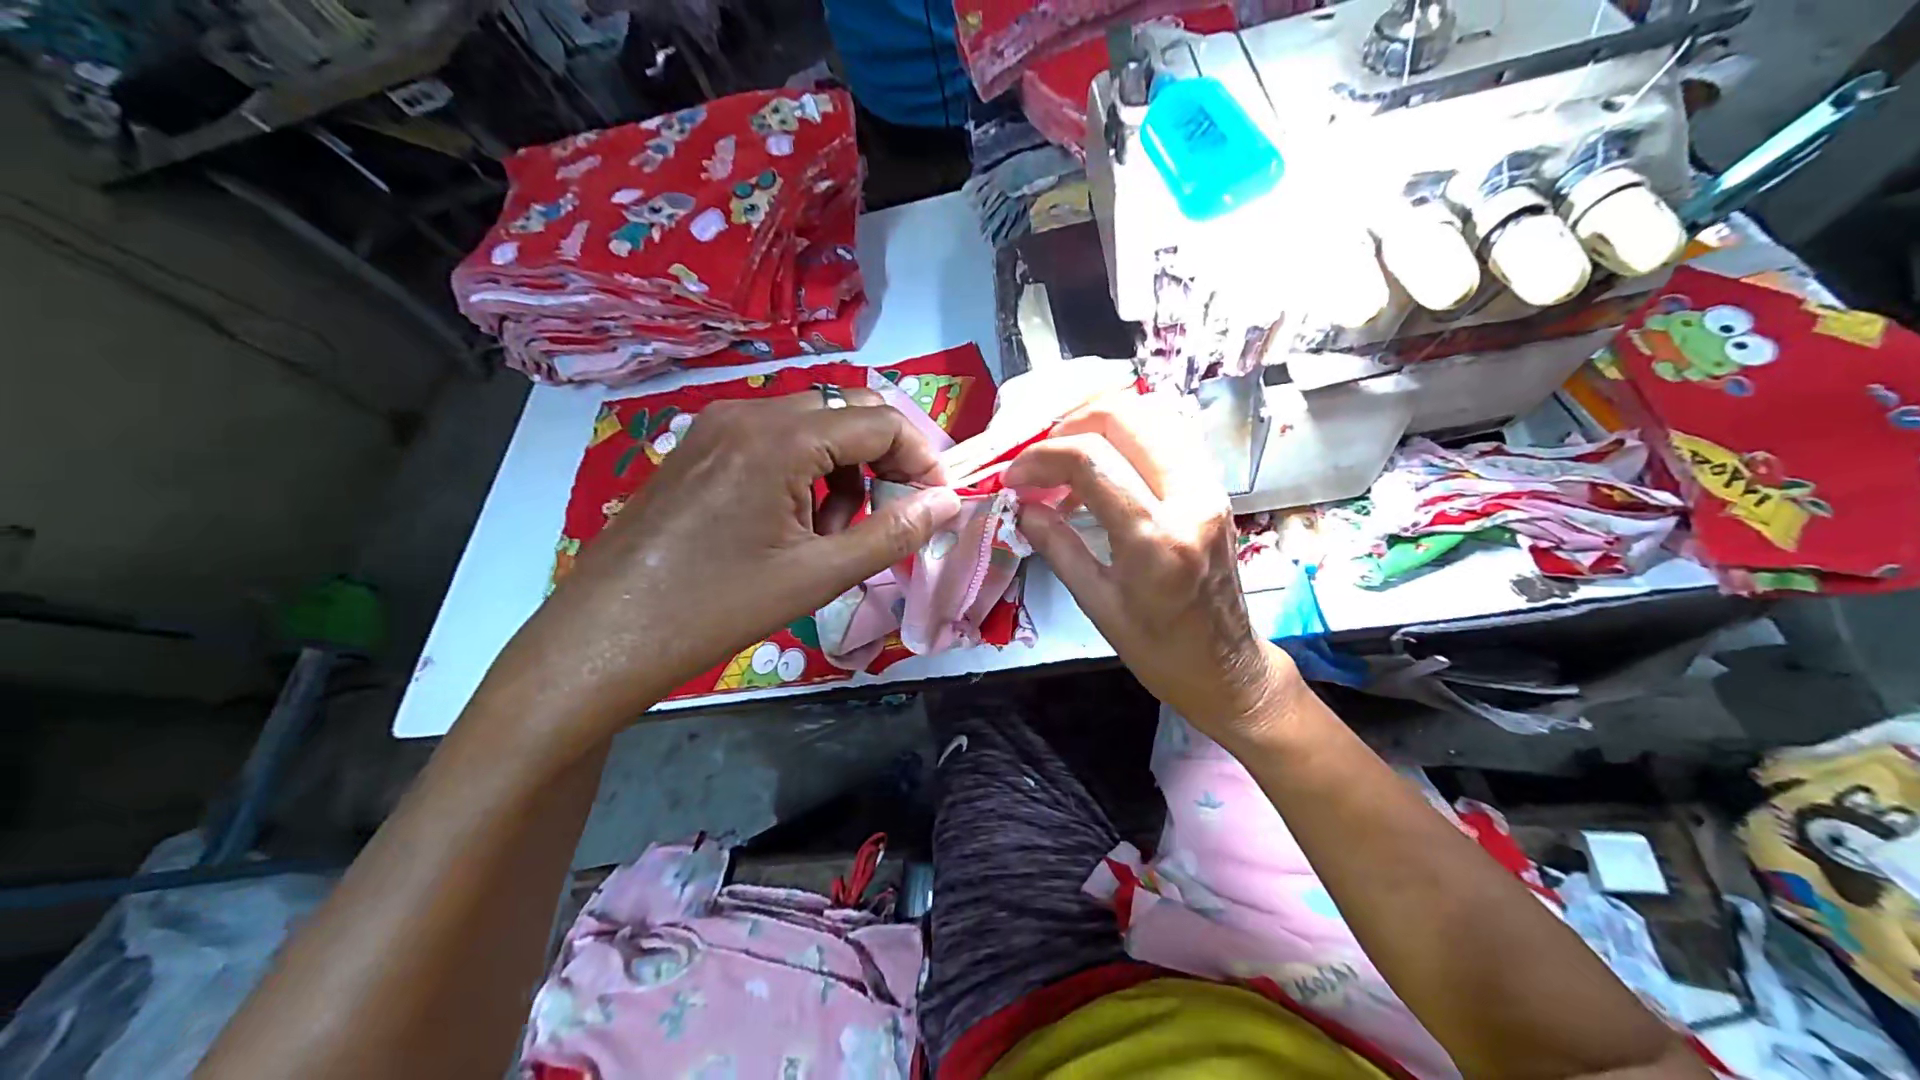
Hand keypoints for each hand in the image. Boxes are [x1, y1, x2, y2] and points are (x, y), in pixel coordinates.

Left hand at [500, 389, 960, 738]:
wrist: (608, 635)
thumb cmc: (718, 607)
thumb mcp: (818, 575)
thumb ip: (892, 534)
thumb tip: (947, 503)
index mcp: (781, 437)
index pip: (880, 421)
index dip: (920, 457)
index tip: (935, 502)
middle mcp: (749, 412)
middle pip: (846, 413)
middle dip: (883, 460)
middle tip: (892, 515)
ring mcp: (717, 426)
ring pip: (811, 426)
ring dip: (842, 469)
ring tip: (832, 533)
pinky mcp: (699, 448)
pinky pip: (773, 440)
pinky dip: (803, 471)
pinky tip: (789, 524)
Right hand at [1005, 392, 1300, 743]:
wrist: (1224, 669)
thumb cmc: (1158, 650)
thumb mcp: (1097, 604)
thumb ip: (1056, 546)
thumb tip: (1020, 507)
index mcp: (1156, 539)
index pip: (1091, 462)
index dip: (1042, 457)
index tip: (1013, 475)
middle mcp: (1190, 500)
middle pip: (1127, 418)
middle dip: (1071, 425)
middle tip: (1040, 455)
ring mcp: (1210, 489)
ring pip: (1155, 416)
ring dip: (1102, 422)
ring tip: (1067, 453)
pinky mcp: (1216, 489)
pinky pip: (1172, 436)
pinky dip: (1131, 435)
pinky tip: (1104, 461)